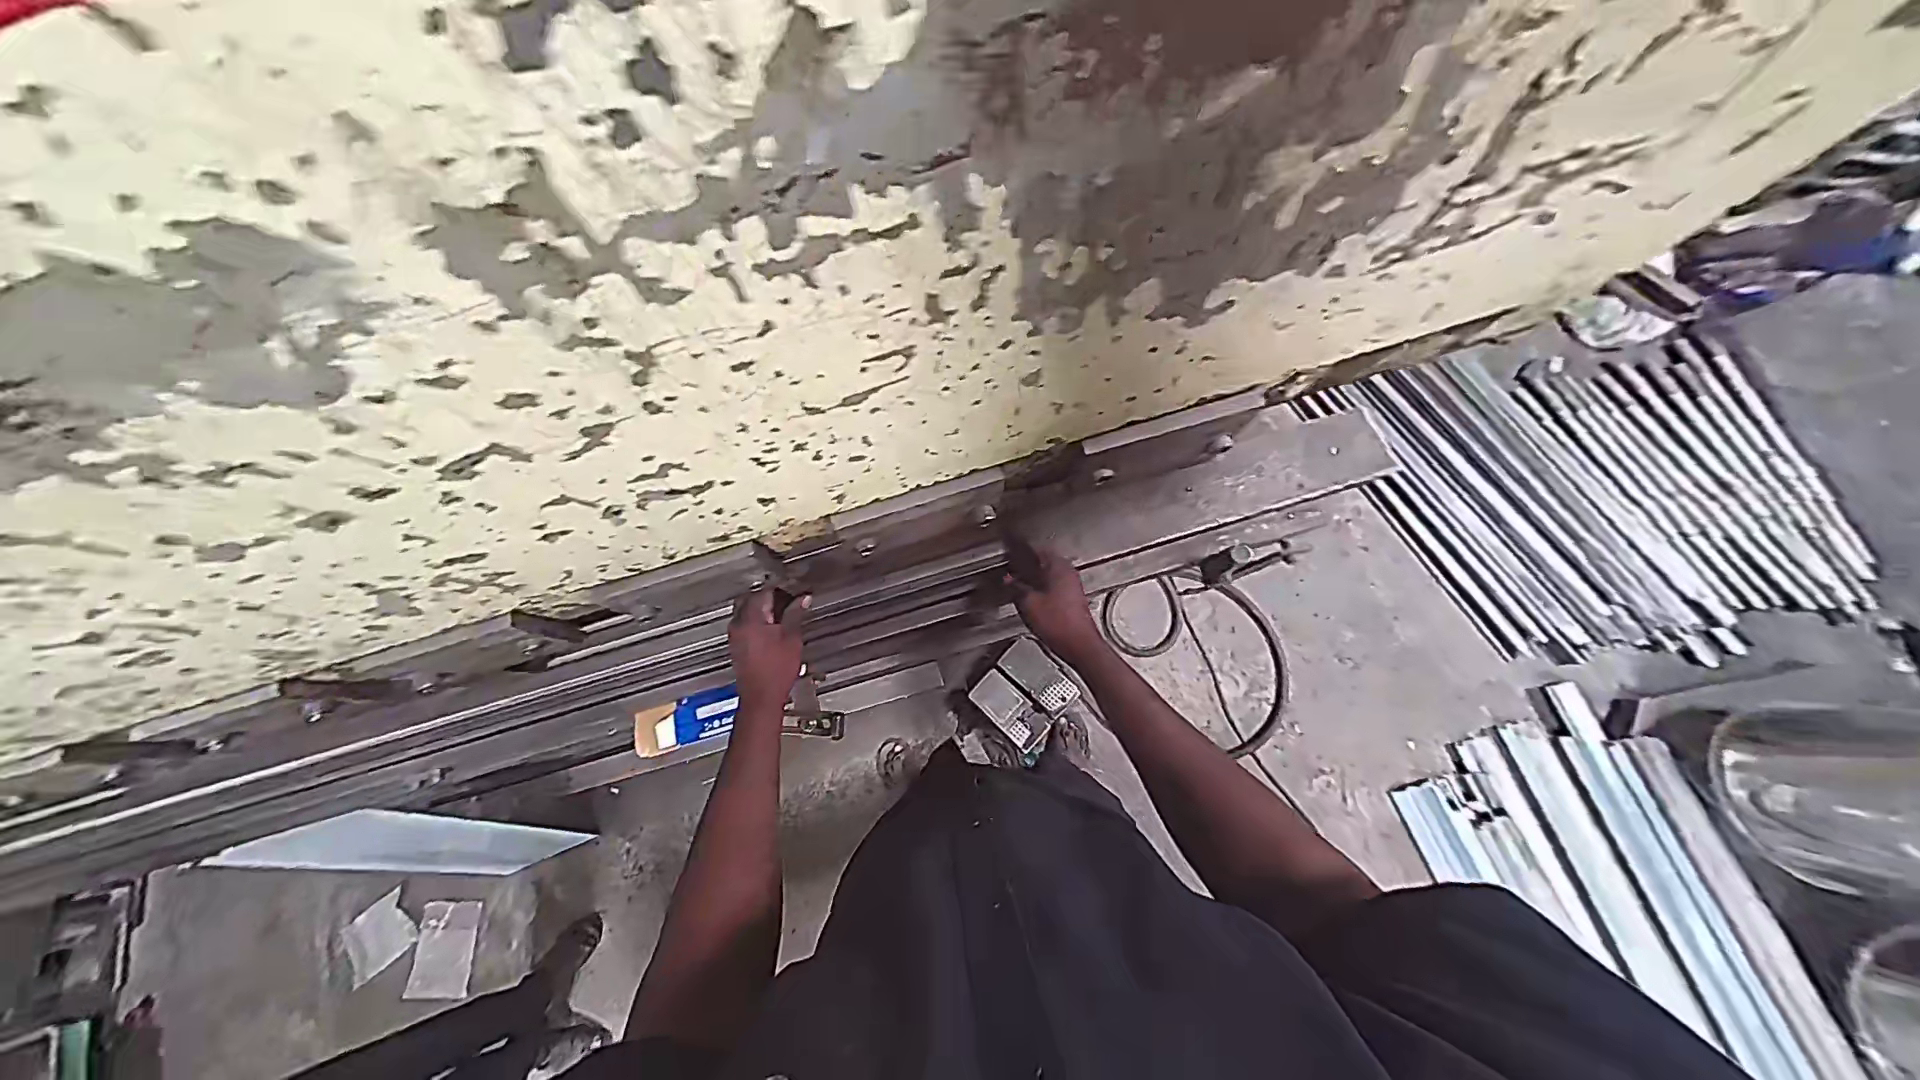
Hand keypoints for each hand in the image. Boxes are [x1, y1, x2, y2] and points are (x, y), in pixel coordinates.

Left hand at [729, 588, 810, 710]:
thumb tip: (802, 599)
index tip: (793, 588)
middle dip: (769, 594)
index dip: (781, 587)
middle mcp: (738, 625)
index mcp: (751, 619)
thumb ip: (795, 614)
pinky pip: (745, 623)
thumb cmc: (775, 671)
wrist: (762, 696)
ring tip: (782, 611)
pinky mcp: (737, 645)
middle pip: (751, 598)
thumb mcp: (792, 638)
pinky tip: (773, 626)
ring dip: (762, 607)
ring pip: (746, 610)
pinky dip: (757, 619)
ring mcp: (735, 635)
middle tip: (787, 596)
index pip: (764, 592)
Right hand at [1004, 543, 1104, 664]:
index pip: (1038, 550)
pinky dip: (1044, 589)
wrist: (1079, 645)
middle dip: (1029, 565)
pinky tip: (1035, 598)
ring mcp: (1073, 587)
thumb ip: (1016, 587)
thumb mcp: (1028, 603)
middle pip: (1046, 561)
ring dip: (1036, 577)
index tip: (1012, 553)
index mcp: (1059, 567)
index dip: (1022, 551)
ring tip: (1021, 584)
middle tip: (1014, 569)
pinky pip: (1056, 587)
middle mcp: (1069, 574)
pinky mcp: (1074, 600)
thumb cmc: (1060, 624)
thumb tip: (1009, 581)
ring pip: (1051, 574)